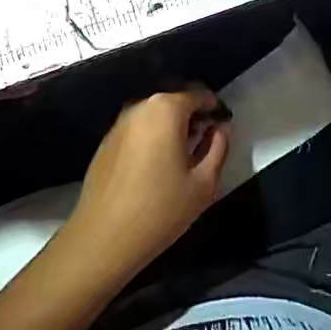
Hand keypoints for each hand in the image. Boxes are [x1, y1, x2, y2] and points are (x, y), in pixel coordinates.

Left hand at [65, 88, 231, 273]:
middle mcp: (138, 107)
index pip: (198, 96)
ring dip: (171, 129)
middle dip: (192, 117)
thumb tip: (221, 129)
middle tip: (207, 143)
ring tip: (185, 157)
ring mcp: (118, 123)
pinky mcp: (106, 142)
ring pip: (153, 117)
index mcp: (165, 109)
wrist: (106, 233)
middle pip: (173, 103)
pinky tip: (158, 166)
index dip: (215, 109)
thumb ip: (218, 147)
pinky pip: (137, 131)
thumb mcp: (204, 182)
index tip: (224, 125)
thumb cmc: (161, 208)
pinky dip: (151, 139)